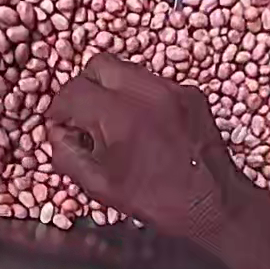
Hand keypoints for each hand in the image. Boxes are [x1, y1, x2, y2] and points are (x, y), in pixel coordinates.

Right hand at [46, 54, 257, 246]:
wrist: (213, 203)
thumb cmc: (155, 200)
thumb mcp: (99, 186)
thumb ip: (67, 154)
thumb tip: (57, 133)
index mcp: (119, 116)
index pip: (73, 92)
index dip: (59, 109)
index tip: (60, 123)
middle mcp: (147, 93)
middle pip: (98, 64)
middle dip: (83, 87)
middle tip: (82, 114)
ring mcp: (172, 89)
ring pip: (127, 70)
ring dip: (111, 90)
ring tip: (113, 122)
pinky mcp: (190, 93)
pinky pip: (152, 82)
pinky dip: (139, 97)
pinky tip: (142, 125)